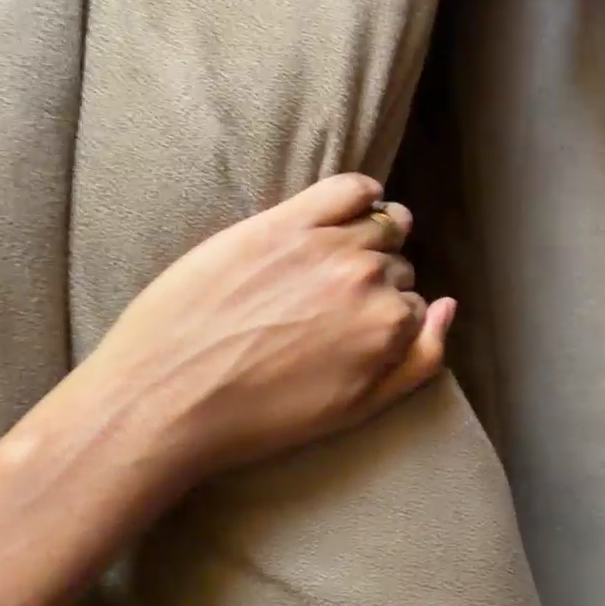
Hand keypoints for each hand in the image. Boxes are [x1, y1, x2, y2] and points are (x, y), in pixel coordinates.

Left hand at [79, 173, 455, 481]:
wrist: (155, 405)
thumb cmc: (257, 418)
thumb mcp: (356, 410)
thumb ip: (421, 360)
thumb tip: (449, 304)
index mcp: (389, 324)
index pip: (414, 302)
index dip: (386, 319)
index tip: (352, 333)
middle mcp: (369, 277)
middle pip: (398, 264)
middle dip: (377, 282)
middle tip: (330, 306)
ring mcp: (328, 245)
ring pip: (382, 226)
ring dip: (371, 240)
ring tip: (335, 261)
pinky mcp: (286, 223)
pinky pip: (350, 188)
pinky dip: (363, 194)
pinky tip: (354, 208)